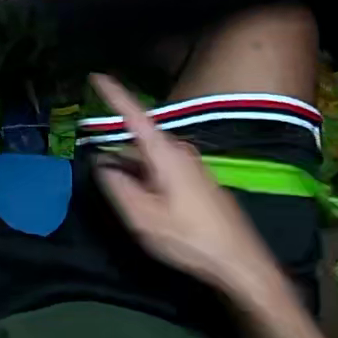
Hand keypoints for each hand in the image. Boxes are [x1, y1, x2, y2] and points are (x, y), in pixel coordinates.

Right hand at [89, 73, 289, 306]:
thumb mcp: (143, 218)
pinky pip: (163, 168)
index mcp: (165, 153)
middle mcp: (180, 151)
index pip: (134, 114)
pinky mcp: (198, 180)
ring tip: (122, 193)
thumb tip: (103, 164)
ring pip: (151, 157)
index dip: (114, 94)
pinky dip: (147, 177)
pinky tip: (144, 201)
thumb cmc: (189, 238)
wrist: (240, 261)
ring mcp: (192, 165)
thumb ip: (118, 186)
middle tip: (101, 166)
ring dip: (133, 169)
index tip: (97, 76)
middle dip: (118, 149)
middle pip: (140, 140)